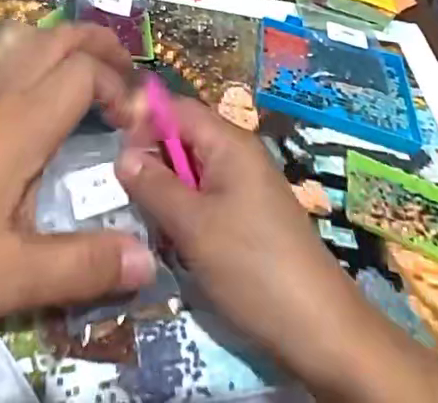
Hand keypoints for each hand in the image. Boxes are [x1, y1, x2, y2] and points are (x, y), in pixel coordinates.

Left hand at [0, 24, 155, 337]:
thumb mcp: (12, 277)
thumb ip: (84, 266)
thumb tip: (149, 257)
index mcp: (21, 123)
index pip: (85, 71)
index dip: (121, 88)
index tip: (138, 127)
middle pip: (58, 38)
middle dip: (101, 45)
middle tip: (132, 78)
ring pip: (28, 45)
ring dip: (68, 49)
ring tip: (94, 82)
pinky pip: (3, 65)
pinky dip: (36, 62)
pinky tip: (35, 103)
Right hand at [117, 93, 437, 402]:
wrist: (321, 330)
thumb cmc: (252, 266)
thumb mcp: (192, 225)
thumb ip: (153, 184)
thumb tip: (122, 155)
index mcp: (228, 142)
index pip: (175, 107)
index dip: (142, 121)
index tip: (116, 156)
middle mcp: (237, 155)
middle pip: (181, 139)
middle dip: (151, 163)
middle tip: (128, 198)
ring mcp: (245, 186)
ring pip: (189, 173)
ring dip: (166, 196)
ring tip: (153, 228)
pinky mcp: (248, 216)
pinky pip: (205, 199)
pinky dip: (185, 216)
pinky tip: (178, 246)